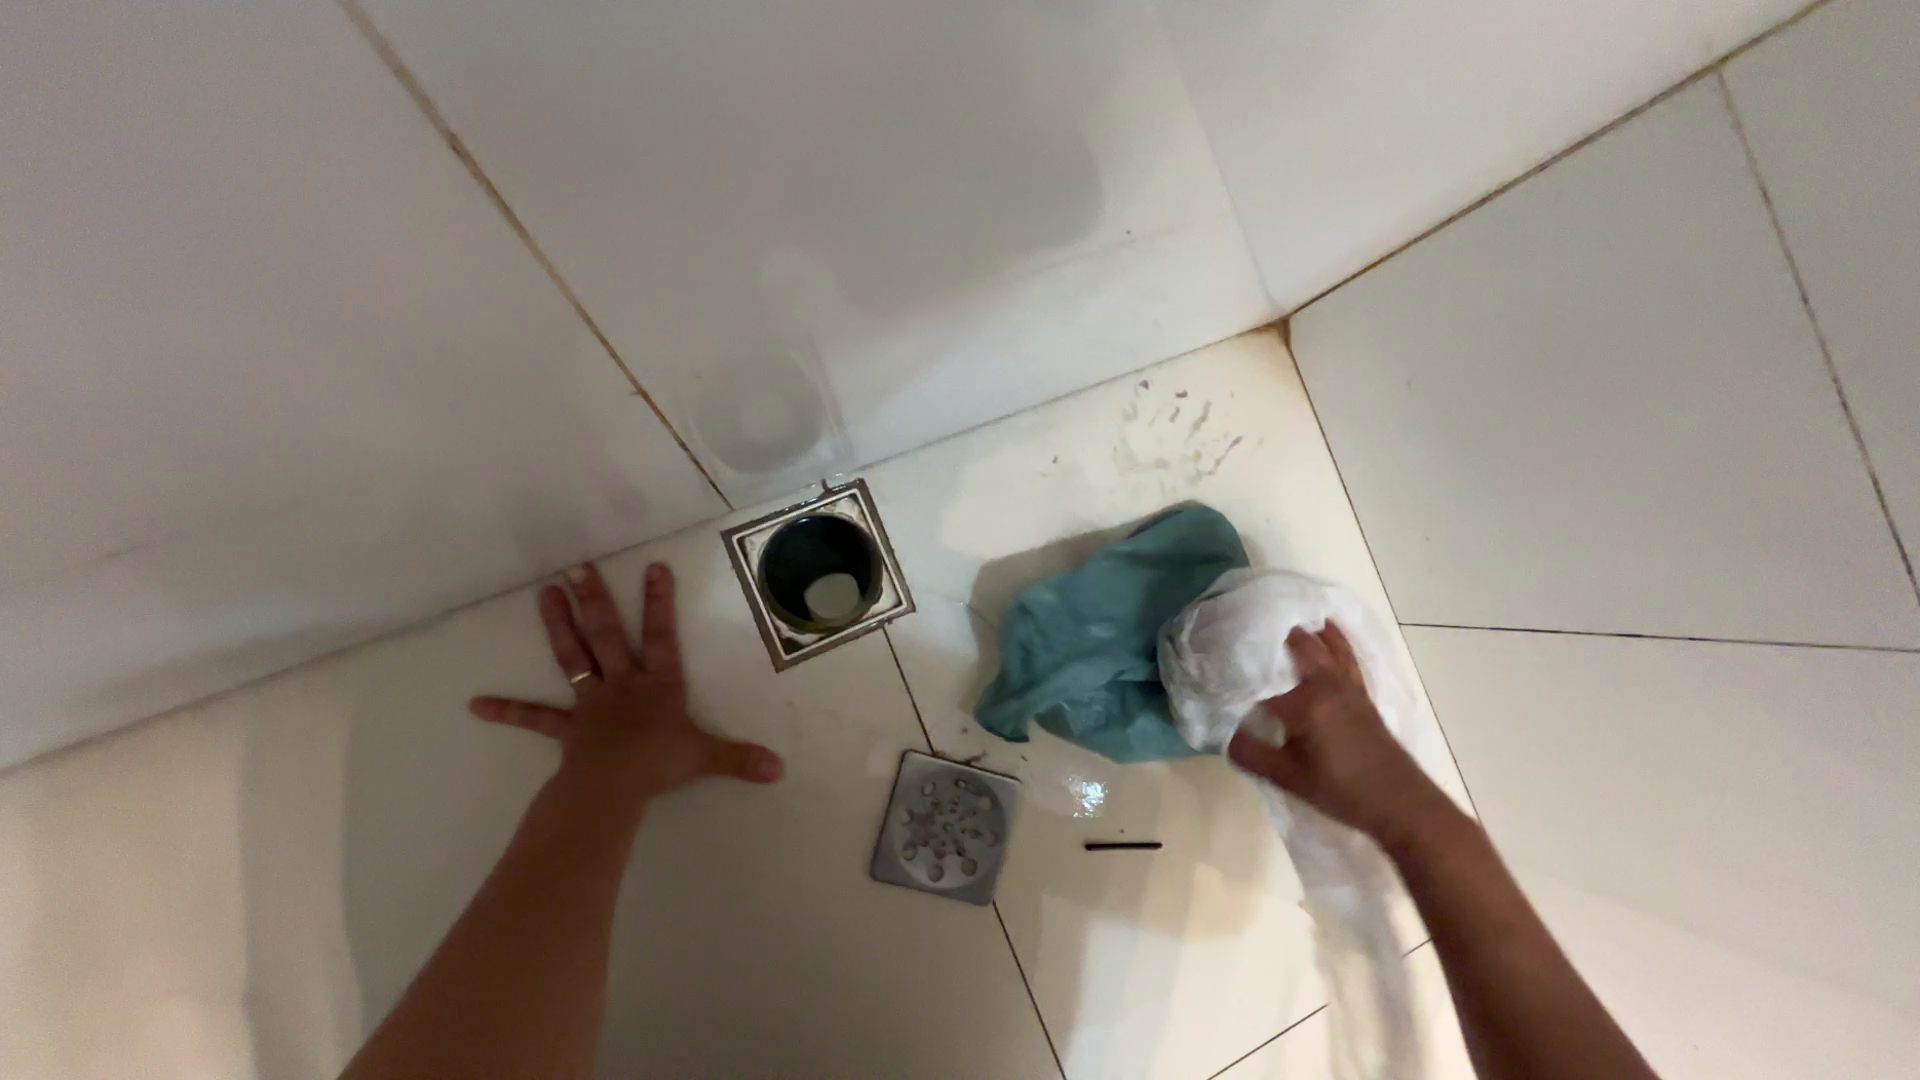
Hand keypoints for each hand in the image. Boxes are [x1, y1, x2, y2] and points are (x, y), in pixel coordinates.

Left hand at [470, 561, 783, 813]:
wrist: (612, 788)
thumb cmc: (659, 765)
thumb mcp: (707, 757)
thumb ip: (741, 758)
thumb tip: (780, 768)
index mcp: (657, 684)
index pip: (661, 635)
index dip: (659, 602)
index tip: (653, 567)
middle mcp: (622, 684)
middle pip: (607, 634)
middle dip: (595, 599)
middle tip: (578, 567)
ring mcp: (591, 703)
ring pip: (574, 657)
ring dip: (559, 627)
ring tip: (545, 594)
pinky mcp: (567, 728)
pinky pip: (535, 718)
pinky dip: (508, 711)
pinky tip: (476, 704)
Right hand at [1227, 621, 1448, 846]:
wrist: (1403, 805)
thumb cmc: (1343, 791)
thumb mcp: (1288, 778)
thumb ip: (1250, 752)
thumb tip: (1220, 730)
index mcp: (1306, 702)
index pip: (1262, 677)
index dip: (1237, 667)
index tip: (1214, 660)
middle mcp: (1327, 685)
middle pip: (1298, 646)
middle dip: (1271, 633)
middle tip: (1244, 623)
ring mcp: (1348, 687)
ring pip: (1326, 645)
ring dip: (1305, 628)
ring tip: (1283, 613)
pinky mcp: (1362, 695)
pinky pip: (1346, 655)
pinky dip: (1334, 638)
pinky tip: (1327, 630)